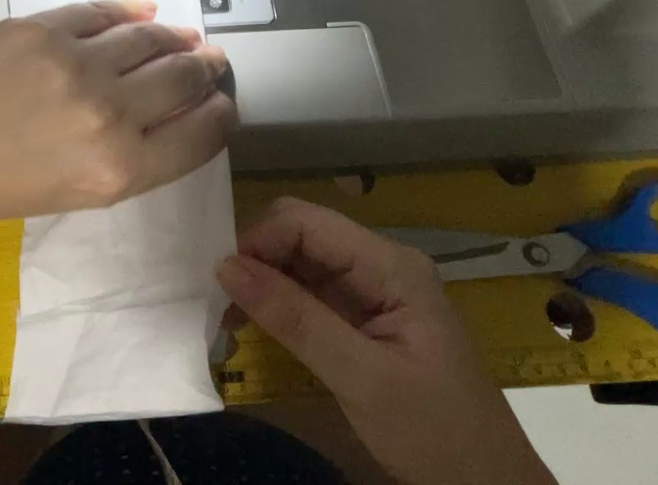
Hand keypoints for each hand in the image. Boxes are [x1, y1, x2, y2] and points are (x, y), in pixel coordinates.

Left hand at [0, 0, 234, 231]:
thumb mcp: (75, 193)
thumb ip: (130, 158)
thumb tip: (171, 114)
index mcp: (118, 170)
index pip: (197, 136)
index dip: (220, 116)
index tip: (225, 102)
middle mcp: (107, 114)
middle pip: (181, 80)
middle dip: (207, 69)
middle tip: (215, 61)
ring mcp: (73, 63)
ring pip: (147, 38)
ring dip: (176, 37)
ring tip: (188, 37)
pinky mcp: (40, 28)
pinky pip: (100, 11)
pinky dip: (128, 11)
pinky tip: (145, 12)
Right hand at [217, 198, 556, 484]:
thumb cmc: (437, 434)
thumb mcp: (363, 378)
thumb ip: (296, 318)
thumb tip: (226, 266)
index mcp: (391, 265)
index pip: (307, 222)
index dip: (259, 239)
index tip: (221, 279)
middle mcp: (379, 265)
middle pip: (301, 234)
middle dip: (256, 257)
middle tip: (219, 299)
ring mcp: (371, 291)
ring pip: (299, 262)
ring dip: (261, 281)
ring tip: (227, 317)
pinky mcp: (362, 318)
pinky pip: (308, 293)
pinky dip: (276, 303)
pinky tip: (252, 324)